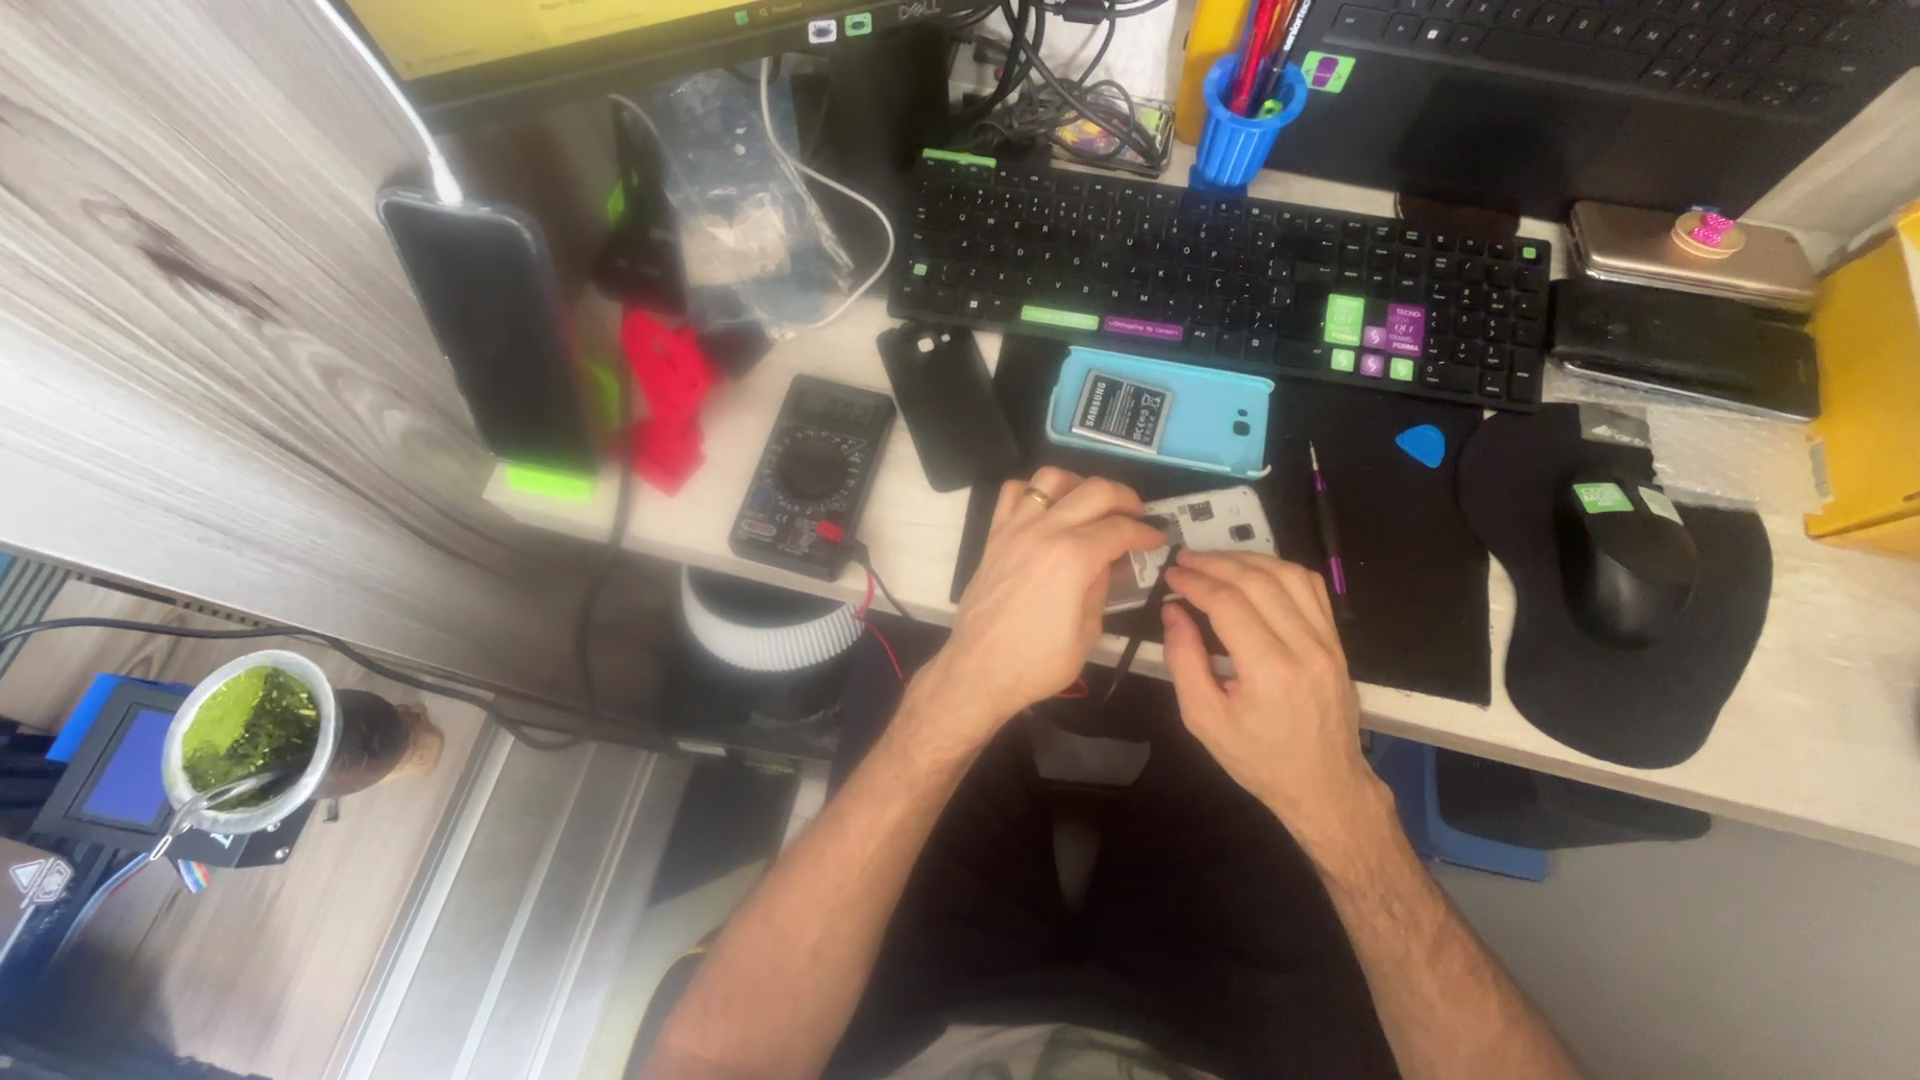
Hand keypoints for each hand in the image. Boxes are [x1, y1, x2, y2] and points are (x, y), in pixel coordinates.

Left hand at [921, 467, 1163, 734]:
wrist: (979, 671)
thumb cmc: (1037, 663)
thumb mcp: (1088, 633)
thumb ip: (1101, 588)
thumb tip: (1107, 563)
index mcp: (1073, 558)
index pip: (1121, 529)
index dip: (1145, 532)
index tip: (1156, 539)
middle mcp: (1045, 532)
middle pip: (1095, 491)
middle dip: (1125, 498)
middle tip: (1136, 516)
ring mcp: (1015, 529)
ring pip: (1051, 479)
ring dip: (1079, 485)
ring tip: (1091, 506)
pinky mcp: (994, 536)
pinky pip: (1013, 493)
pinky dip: (1034, 492)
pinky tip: (1047, 510)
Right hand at [1160, 550, 1382, 840]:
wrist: (1323, 784)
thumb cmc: (1258, 759)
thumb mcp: (1203, 719)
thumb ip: (1184, 660)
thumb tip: (1173, 611)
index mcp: (1269, 671)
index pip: (1228, 604)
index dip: (1195, 582)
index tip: (1170, 576)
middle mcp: (1305, 648)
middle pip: (1257, 581)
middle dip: (1215, 563)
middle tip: (1184, 560)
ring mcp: (1328, 642)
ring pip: (1288, 575)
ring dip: (1247, 559)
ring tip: (1214, 561)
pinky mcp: (1337, 642)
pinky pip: (1312, 588)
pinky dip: (1279, 570)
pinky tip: (1254, 571)